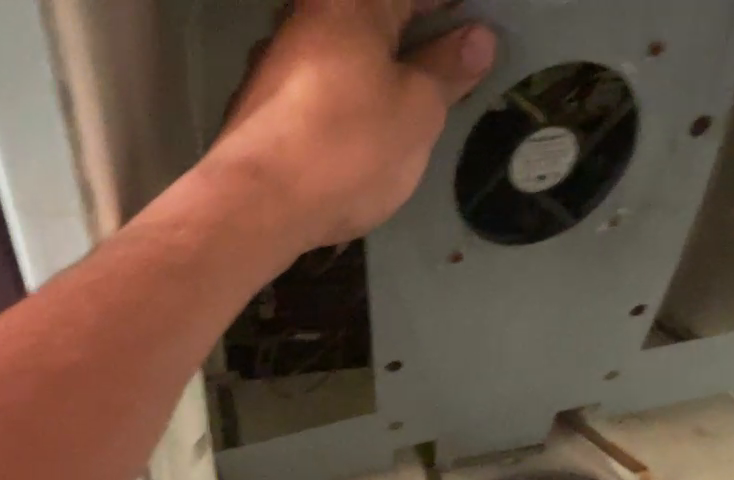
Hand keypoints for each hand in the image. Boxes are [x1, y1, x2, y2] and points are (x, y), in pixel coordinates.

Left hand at [206, 0, 497, 252]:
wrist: (257, 205)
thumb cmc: (349, 146)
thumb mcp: (418, 111)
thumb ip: (448, 71)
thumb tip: (477, 39)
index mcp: (351, 0)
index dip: (452, 10)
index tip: (476, 34)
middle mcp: (304, 17)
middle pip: (371, 18)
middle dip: (411, 40)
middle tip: (447, 73)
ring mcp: (272, 63)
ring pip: (339, 55)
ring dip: (374, 72)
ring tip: (405, 108)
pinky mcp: (255, 110)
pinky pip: (313, 91)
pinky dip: (342, 102)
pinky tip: (355, 136)